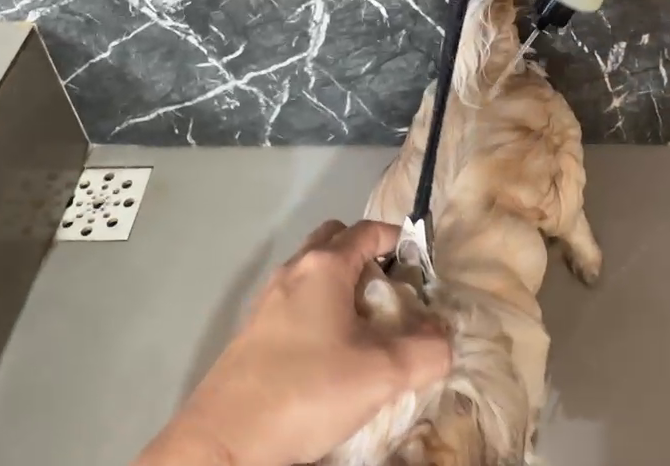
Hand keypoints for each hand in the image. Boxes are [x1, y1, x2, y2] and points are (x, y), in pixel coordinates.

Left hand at [136, 220, 451, 465]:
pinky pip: (296, 301)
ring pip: (314, 272)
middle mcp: (294, 270)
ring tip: (364, 331)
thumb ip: (426, 351)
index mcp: (324, 266)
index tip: (421, 273)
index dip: (399, 242)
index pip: (369, 230)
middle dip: (367, 259)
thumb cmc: (306, 390)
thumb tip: (445, 338)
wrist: (224, 440)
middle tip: (390, 298)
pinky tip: (329, 354)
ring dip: (342, 288)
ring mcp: (268, 299)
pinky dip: (319, 310)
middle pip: (337, 241)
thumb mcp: (380, 375)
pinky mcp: (253, 330)